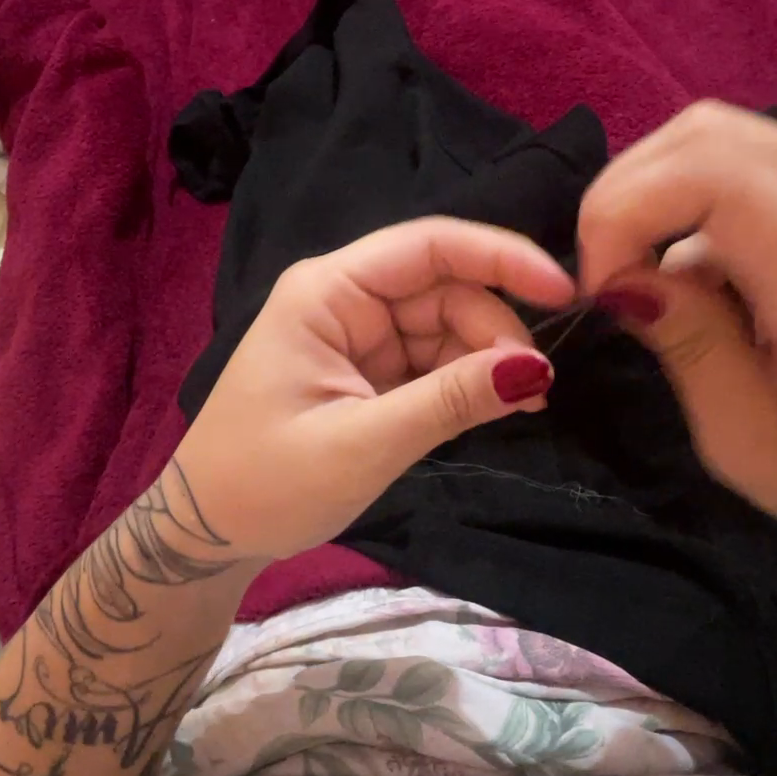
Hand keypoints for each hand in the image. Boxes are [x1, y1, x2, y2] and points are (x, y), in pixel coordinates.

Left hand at [175, 217, 576, 562]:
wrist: (211, 528)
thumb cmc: (269, 482)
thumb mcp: (364, 443)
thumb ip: (450, 400)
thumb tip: (536, 368)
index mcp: (327, 293)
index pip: (428, 246)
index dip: (501, 257)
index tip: (565, 292)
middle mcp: (343, 300)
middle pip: (443, 287)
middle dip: (495, 329)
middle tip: (534, 389)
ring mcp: (355, 336)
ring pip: (443, 324)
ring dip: (486, 358)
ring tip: (521, 406)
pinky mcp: (365, 370)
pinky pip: (429, 359)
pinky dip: (463, 380)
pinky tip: (491, 407)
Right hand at [576, 100, 776, 555]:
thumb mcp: (749, 444)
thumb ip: (690, 349)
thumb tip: (622, 278)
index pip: (719, 174)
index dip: (628, 209)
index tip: (599, 286)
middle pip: (710, 135)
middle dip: (624, 194)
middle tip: (604, 274)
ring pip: (718, 135)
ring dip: (647, 190)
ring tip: (630, 266)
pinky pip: (737, 161)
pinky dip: (678, 197)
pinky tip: (677, 265)